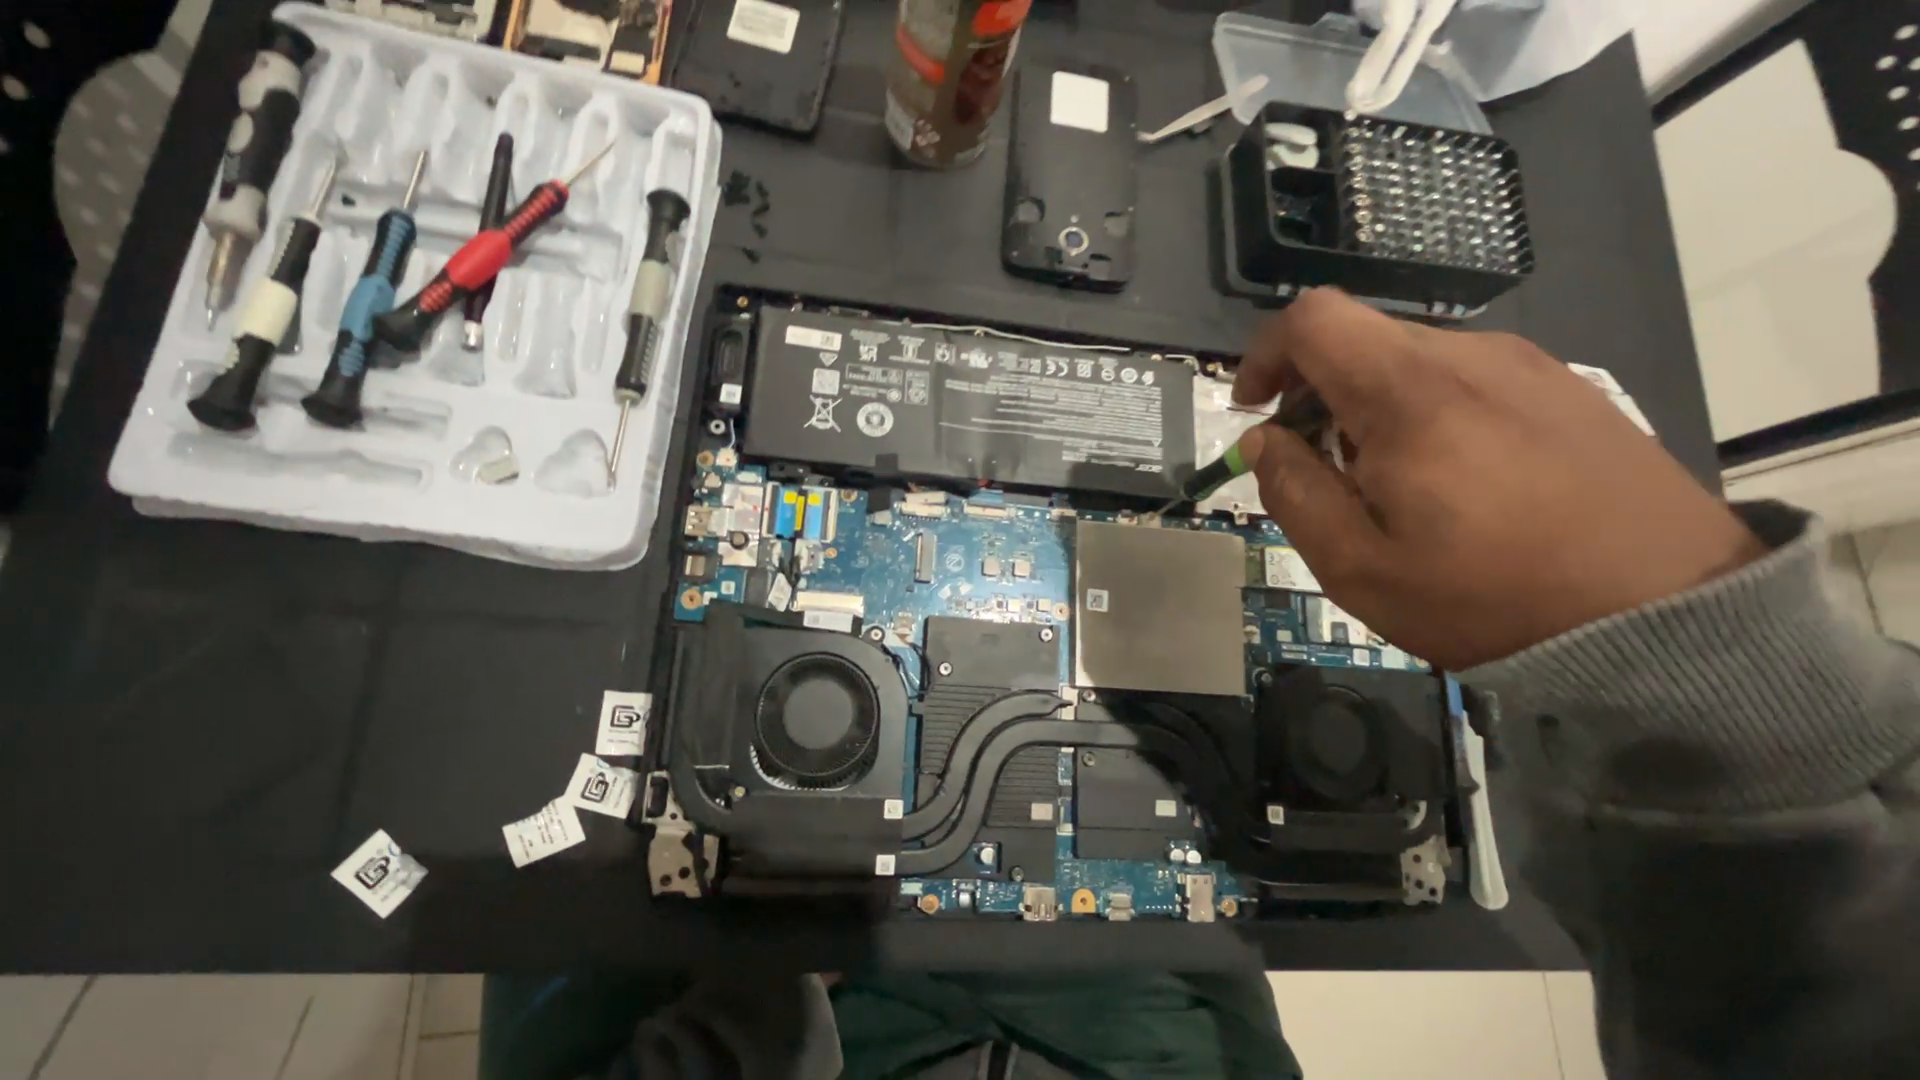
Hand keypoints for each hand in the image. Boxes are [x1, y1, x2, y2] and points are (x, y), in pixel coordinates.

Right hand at [1232, 289, 1763, 670]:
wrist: (1664, 617)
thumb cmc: (1488, 598)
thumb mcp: (1358, 566)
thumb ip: (1292, 491)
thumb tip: (1261, 439)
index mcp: (1409, 393)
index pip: (1313, 319)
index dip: (1265, 353)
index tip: (1255, 409)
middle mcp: (1469, 356)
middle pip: (1361, 338)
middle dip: (1316, 390)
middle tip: (1317, 464)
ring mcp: (1528, 366)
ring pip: (1415, 358)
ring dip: (1372, 402)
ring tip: (1388, 480)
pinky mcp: (1567, 388)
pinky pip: (1469, 377)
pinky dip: (1428, 408)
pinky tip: (1453, 477)